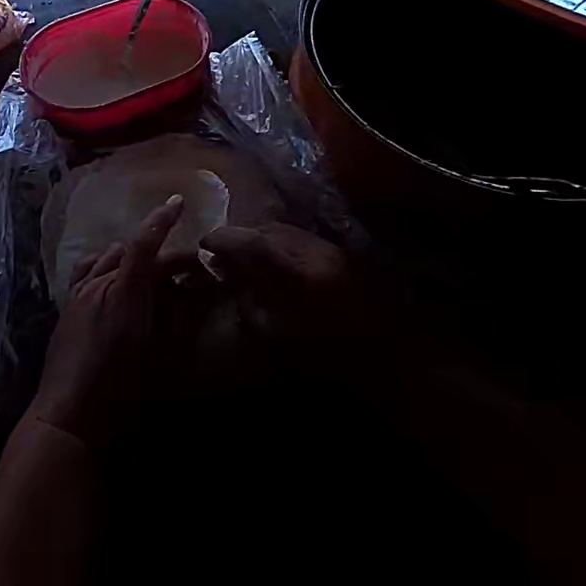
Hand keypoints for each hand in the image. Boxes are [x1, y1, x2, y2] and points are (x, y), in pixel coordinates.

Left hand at [28, 195, 204, 449]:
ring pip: (108, 259)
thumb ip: (177, 320)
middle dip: (161, 253)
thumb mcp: (163, 359)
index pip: (144, 244)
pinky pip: (88, 272)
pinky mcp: (68, 308)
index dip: (162, 220)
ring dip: (133, 258)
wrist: (69, 417)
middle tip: (189, 272)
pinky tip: (116, 281)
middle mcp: (98, 284)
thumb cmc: (123, 395)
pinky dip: (107, 267)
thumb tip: (190, 294)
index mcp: (124, 293)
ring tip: (154, 273)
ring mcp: (78, 295)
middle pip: (131, 253)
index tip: (178, 202)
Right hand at [197, 223, 358, 341]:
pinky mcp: (339, 255)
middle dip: (239, 238)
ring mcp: (329, 251)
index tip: (205, 243)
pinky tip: (272, 263)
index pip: (254, 242)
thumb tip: (229, 275)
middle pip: (268, 231)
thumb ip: (250, 299)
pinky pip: (298, 240)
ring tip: (243, 258)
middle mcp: (314, 252)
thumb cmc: (324, 350)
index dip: (225, 239)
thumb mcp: (276, 331)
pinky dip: (278, 246)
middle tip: (220, 253)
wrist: (379, 354)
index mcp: (298, 272)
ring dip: (258, 240)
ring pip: (283, 232)